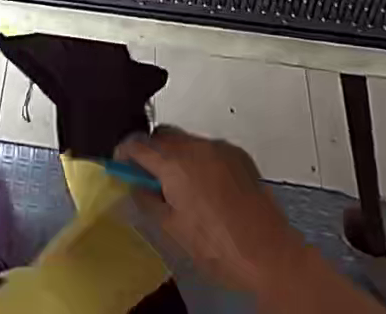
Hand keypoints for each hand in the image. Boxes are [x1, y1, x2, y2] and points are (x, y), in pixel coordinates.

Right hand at [114, 127, 310, 294]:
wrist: (265, 250)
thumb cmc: (215, 246)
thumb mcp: (172, 229)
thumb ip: (148, 200)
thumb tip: (136, 185)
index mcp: (175, 163)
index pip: (138, 143)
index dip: (124, 152)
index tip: (120, 163)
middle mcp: (197, 146)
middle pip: (163, 135)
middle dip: (151, 151)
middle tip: (149, 178)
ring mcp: (220, 147)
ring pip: (187, 140)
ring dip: (176, 155)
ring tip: (180, 189)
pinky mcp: (238, 153)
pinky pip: (210, 148)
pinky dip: (200, 160)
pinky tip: (206, 189)